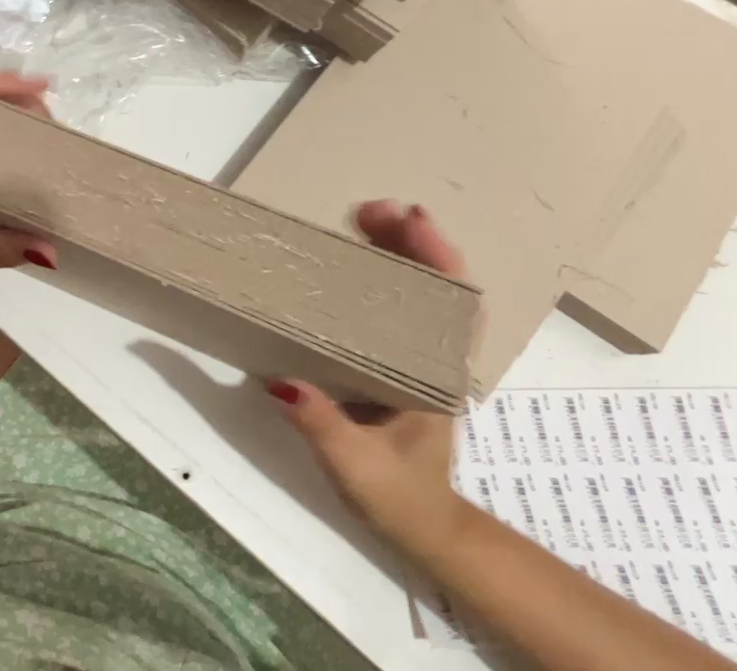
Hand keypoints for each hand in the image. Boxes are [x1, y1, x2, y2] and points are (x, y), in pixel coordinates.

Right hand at [268, 201, 473, 555]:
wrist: (421, 526)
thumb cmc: (398, 494)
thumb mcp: (356, 463)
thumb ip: (323, 425)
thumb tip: (282, 382)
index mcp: (436, 373)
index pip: (454, 303)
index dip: (437, 255)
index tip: (408, 218)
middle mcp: (433, 356)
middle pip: (438, 284)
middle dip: (409, 239)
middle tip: (365, 209)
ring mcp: (415, 357)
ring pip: (419, 291)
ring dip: (395, 250)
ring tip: (355, 220)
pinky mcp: (391, 363)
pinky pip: (395, 306)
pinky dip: (380, 274)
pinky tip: (349, 261)